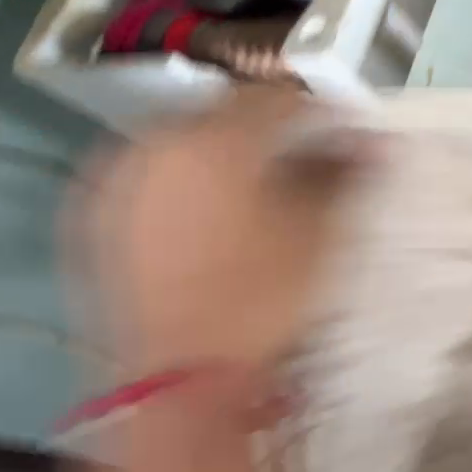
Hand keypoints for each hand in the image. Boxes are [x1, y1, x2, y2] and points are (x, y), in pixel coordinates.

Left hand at [67, 88, 359, 373]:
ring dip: (232, 157)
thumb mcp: (322, 231)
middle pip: (223, 117)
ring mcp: (116, 182)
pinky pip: (158, 180)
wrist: (185, 375)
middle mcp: (151, 145)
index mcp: (210, 140)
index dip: (322, 109)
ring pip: (185, 148)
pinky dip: (195, 185)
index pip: (273, 96)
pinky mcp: (98, 220)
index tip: (355, 132)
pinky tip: (224, 217)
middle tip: (316, 159)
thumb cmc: (265, 295)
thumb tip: (372, 139)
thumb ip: (345, 174)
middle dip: (273, 131)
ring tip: (271, 189)